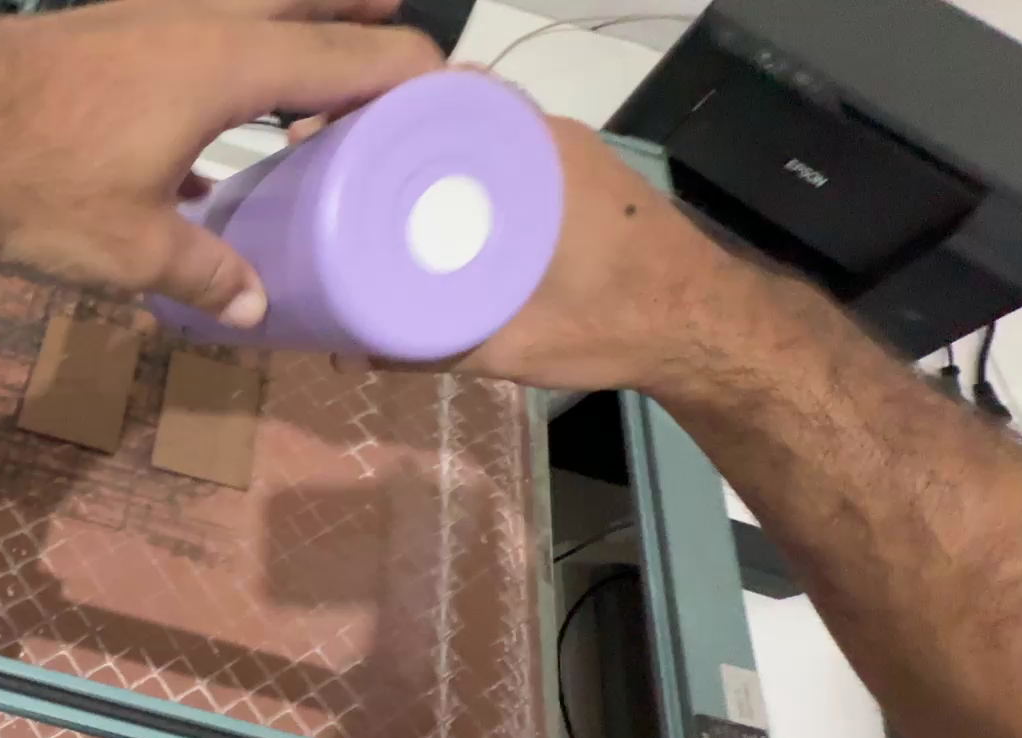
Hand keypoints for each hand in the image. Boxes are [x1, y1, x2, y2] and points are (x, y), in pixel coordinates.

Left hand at [0, 0, 445, 327]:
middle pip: (303, 4)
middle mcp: (197, 18)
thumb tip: (252, 310)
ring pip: (241, 12)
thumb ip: (203, 274)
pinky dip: (217, 70)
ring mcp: (145, 15)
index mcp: (225, 63)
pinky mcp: (103, 35)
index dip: (403, 70)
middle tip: (390, 51)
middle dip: (355, 23)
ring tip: (305, 85)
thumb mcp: (132, 249)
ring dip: (284, 40)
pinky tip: (207, 128)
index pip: (343, 56)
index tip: (444, 90)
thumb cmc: (43, 188)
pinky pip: (187, 38)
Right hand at [294, 107, 755, 390]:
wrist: (701, 327)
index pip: (442, 99)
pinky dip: (446, 169)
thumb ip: (422, 350)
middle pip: (445, 111)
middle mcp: (544, 138)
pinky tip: (412, 210)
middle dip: (379, 128)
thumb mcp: (507, 347)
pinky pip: (490, 155)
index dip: (375, 109)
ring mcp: (556, 154)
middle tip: (320, 162)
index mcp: (533, 157)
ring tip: (351, 184)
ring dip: (411, 150)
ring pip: (467, 132)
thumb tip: (341, 354)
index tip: (323, 134)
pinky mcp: (563, 176)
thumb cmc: (611, 328)